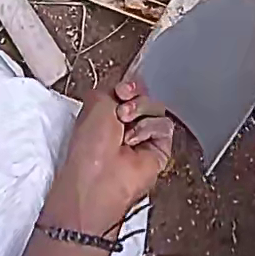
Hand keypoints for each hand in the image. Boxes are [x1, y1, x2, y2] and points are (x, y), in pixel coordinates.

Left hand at [39, 80, 173, 235]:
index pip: (131, 87)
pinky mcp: (159, 148)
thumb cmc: (89, 144)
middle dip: (135, 99)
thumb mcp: (96, 100)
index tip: (122, 90)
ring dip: (141, 113)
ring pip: (157, 107)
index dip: (129, 85)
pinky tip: (135, 141)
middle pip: (146, 95)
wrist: (98, 175)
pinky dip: (149, 129)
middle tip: (122, 111)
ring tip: (126, 127)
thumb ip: (115, 83)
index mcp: (109, 110)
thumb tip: (131, 80)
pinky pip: (165, 126)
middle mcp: (127, 123)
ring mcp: (143, 135)